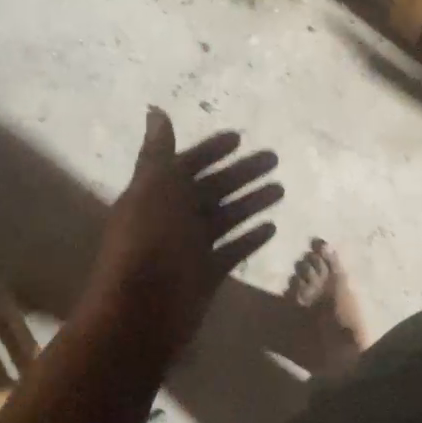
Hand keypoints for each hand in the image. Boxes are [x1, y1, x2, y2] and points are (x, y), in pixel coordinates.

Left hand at [87, 108, 282, 350]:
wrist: (140, 312)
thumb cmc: (148, 243)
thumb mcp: (152, 189)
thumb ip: (159, 152)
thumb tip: (155, 110)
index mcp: (157, 194)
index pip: (188, 163)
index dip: (211, 150)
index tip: (239, 137)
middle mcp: (174, 217)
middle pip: (213, 188)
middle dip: (242, 172)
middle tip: (274, 158)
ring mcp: (191, 247)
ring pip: (226, 216)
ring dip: (251, 202)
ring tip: (281, 189)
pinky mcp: (206, 274)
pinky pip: (232, 250)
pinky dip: (250, 238)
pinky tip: (272, 227)